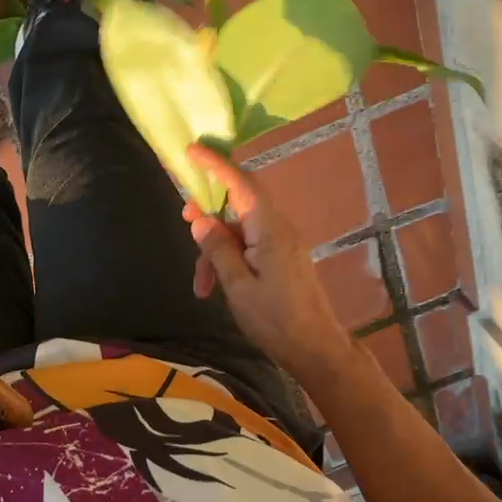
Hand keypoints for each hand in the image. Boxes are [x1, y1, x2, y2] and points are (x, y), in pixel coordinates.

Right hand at [181, 144, 357, 379]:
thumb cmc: (275, 319)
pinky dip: (230, 261)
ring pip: (239, 233)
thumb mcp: (237, 285)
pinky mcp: (283, 260)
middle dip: (208, 217)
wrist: (317, 351)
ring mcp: (282, 245)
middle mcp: (278, 229)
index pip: (240, 184)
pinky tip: (217, 287)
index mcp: (269, 229)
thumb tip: (200, 219)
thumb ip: (218, 249)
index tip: (192, 151)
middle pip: (236, 208)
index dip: (216, 165)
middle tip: (184, 224)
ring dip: (216, 252)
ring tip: (201, 287)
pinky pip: (250, 247)